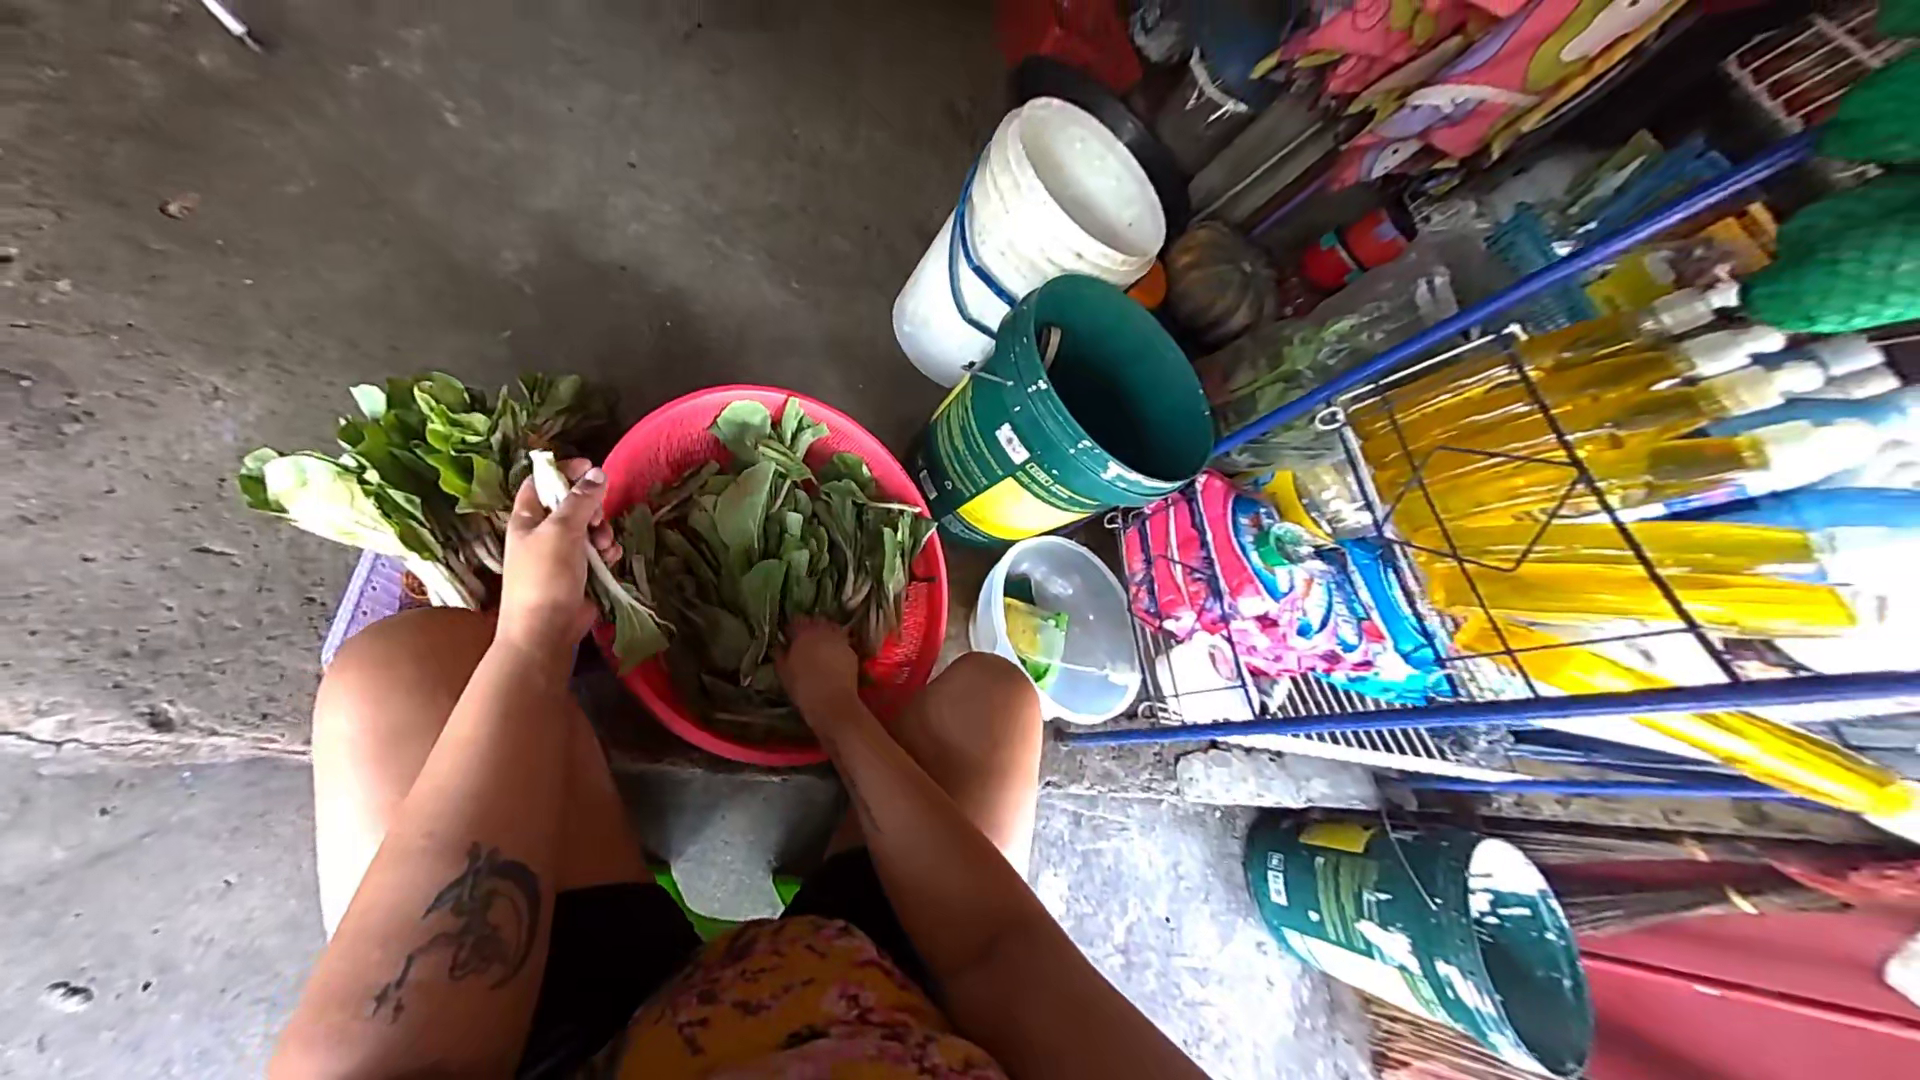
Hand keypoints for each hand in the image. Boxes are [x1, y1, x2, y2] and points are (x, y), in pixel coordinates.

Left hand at [495, 459, 620, 656]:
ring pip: (591, 528)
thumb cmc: (545, 576)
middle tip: (597, 519)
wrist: (546, 629)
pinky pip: (599, 551)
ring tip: (604, 547)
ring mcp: (563, 552)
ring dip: (603, 532)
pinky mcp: (581, 571)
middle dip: (592, 508)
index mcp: (526, 518)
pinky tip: (609, 560)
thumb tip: (598, 471)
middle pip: (573, 504)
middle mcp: (543, 532)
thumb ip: (581, 500)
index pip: (540, 482)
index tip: (589, 466)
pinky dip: (607, 552)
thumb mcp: (562, 531)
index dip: (562, 471)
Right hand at [777, 618, 860, 722]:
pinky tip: (832, 658)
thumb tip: (780, 645)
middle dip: (811, 627)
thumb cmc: (802, 686)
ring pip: (832, 630)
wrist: (832, 702)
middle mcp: (824, 631)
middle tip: (804, 639)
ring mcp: (841, 640)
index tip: (788, 635)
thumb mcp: (783, 671)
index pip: (797, 620)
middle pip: (817, 621)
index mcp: (804, 632)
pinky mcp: (852, 651)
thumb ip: (780, 654)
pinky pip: (842, 643)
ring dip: (825, 635)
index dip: (792, 627)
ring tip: (819, 647)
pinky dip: (836, 646)